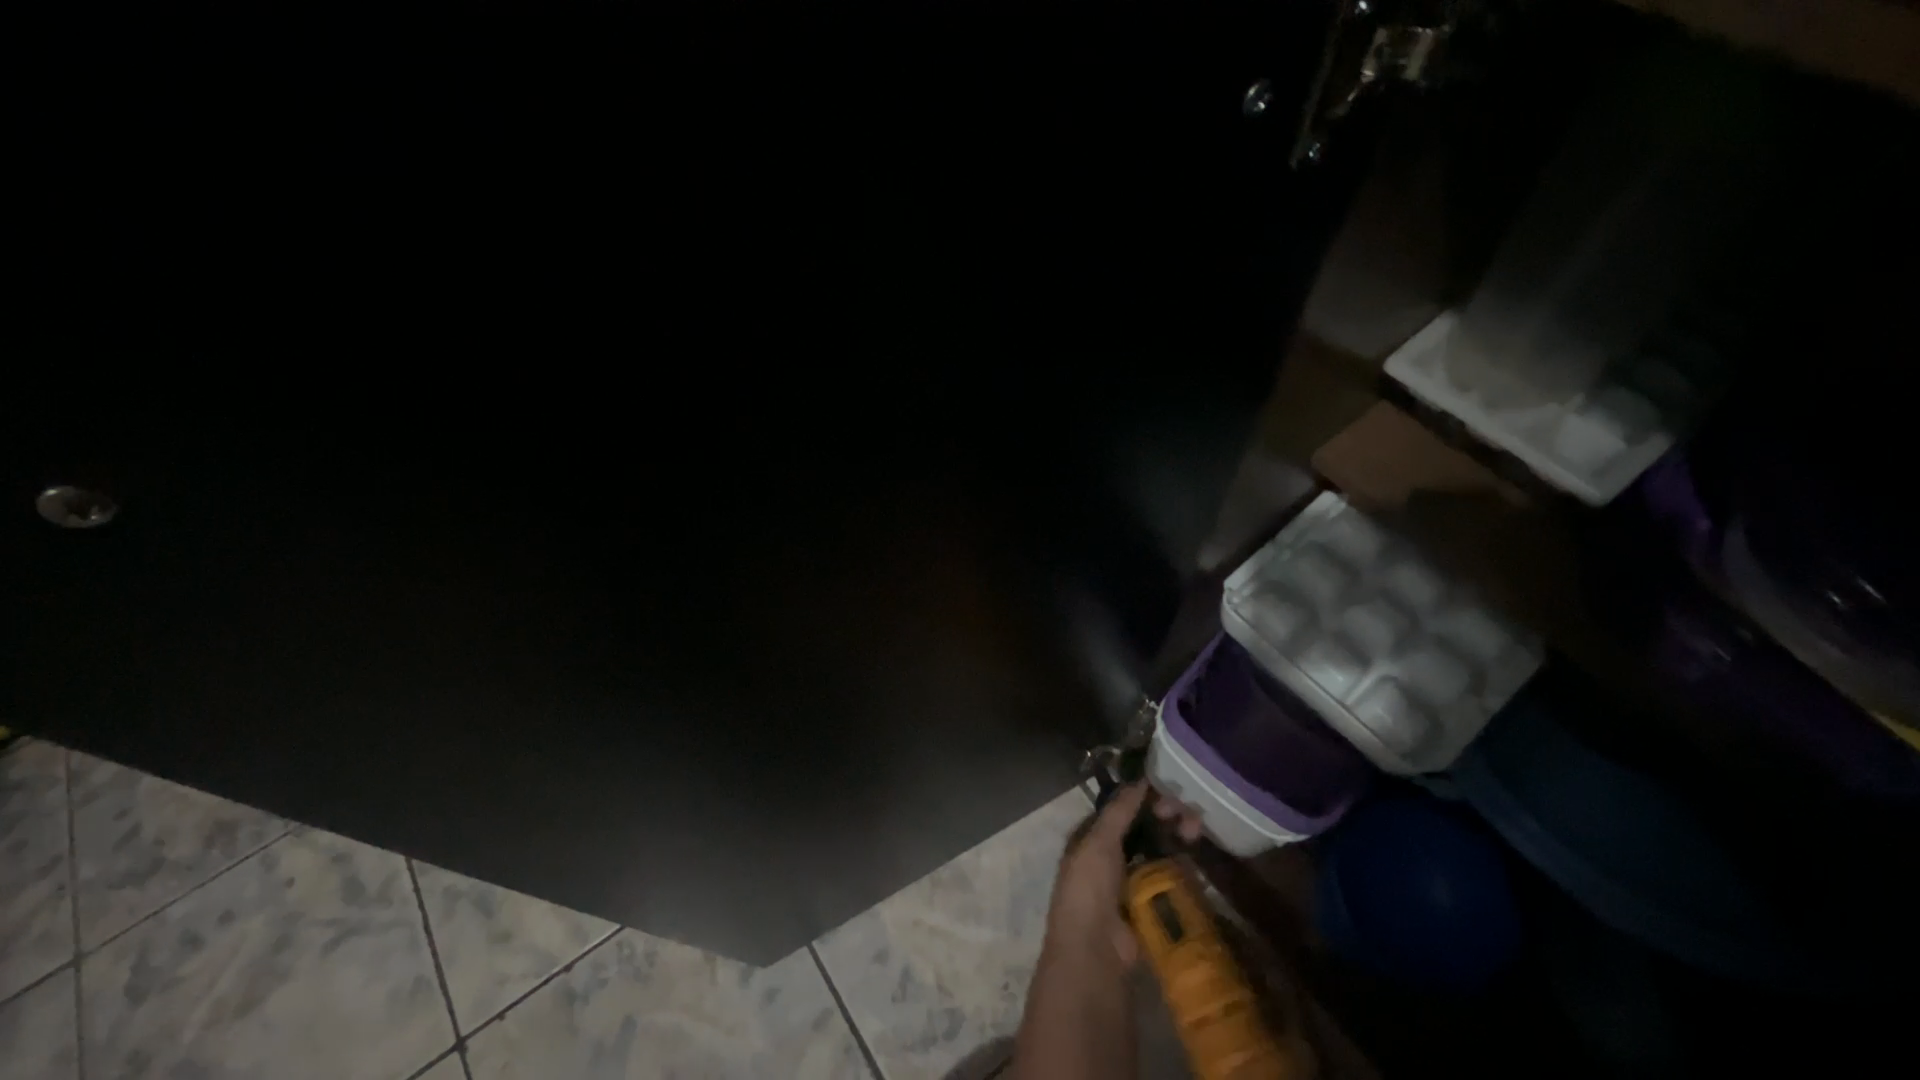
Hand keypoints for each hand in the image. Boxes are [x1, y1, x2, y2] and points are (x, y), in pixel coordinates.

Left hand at [1047, 782, 1203, 969]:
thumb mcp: (1097, 841)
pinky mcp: (1151, 900)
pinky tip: (1194, 849)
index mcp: (1089, 839)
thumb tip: (1139, 780)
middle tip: (1185, 810)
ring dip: (1176, 834)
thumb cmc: (1089, 887)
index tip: (1167, 788)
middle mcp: (1109, 856)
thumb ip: (1119, 811)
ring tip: (1194, 827)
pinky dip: (1182, 861)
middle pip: (1142, 827)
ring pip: (1158, 848)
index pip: (1120, 809)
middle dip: (1164, 815)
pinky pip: (1169, 874)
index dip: (1142, 797)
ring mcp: (1131, 879)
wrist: (1095, 948)